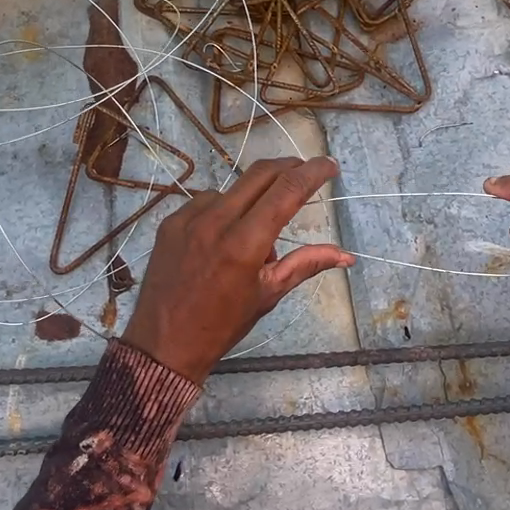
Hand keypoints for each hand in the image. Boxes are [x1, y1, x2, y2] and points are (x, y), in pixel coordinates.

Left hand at [123, 157, 353, 383]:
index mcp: (245, 244)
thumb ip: (306, 264)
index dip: (313, 172)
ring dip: (253, 200)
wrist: (163, 344)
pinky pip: (205, 202)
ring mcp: (188, 218)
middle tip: (306, 173)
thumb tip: (347, 255)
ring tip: (254, 236)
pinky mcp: (170, 221)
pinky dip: (223, 212)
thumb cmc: (222, 325)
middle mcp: (216, 222)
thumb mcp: (268, 295)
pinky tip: (223, 238)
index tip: (329, 165)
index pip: (286, 191)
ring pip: (233, 190)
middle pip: (260, 174)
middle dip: (289, 167)